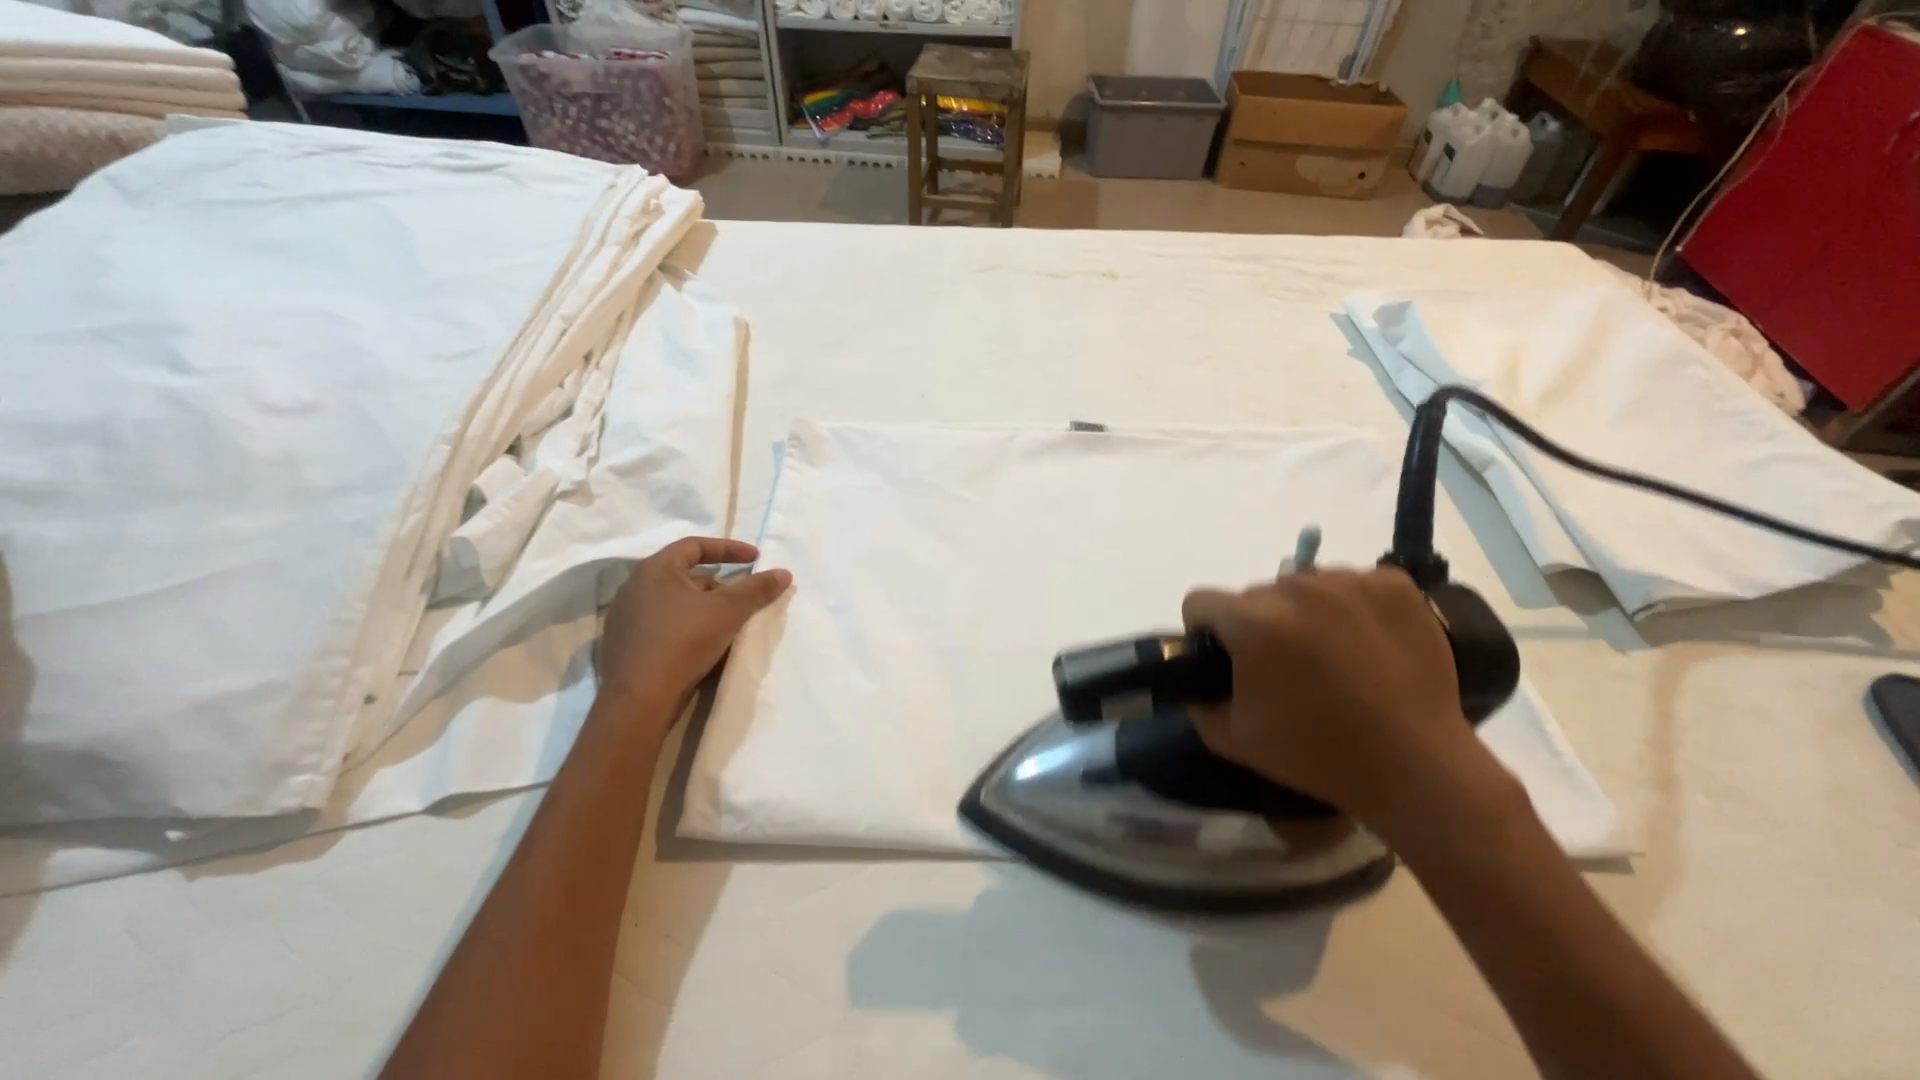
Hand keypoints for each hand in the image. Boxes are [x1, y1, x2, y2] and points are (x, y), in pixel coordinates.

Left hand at [598, 537, 791, 715]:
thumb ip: (756, 589)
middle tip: (741, 597)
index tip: (755, 558)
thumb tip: (783, 573)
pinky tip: (701, 644)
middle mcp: (634, 587)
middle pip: (684, 575)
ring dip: (701, 606)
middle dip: (717, 583)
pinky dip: (684, 626)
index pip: (694, 545)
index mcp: (655, 570)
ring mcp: (625, 617)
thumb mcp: (728, 611)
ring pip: (673, 602)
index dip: (728, 548)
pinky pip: (661, 624)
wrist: (640, 698)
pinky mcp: (624, 644)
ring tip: (726, 622)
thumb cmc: (683, 642)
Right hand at [1181, 567, 1506, 835]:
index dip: (1204, 632)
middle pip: (1257, 595)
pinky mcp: (1395, 584)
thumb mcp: (1232, 739)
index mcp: (1253, 622)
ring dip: (1306, 613)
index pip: (1201, 602)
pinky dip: (1353, 608)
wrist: (1414, 765)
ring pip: (1306, 586)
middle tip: (1286, 669)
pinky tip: (1368, 645)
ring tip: (1333, 658)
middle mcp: (1297, 588)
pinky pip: (1353, 584)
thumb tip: (1195, 682)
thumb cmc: (1316, 754)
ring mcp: (1350, 581)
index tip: (1226, 661)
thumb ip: (1198, 702)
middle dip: (1261, 625)